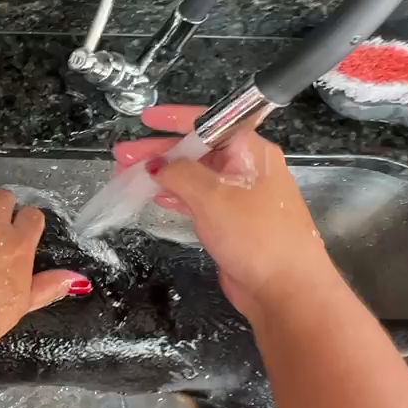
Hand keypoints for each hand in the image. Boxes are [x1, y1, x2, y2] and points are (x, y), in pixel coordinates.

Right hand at [113, 106, 336, 319]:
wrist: (285, 289)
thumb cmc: (256, 235)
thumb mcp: (212, 196)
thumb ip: (178, 174)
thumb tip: (154, 164)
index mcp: (251, 152)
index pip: (210, 122)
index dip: (175, 118)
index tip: (145, 118)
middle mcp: (246, 168)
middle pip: (196, 149)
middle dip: (158, 151)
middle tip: (122, 157)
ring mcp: (239, 195)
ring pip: (192, 175)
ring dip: (160, 174)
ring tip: (127, 177)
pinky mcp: (230, 220)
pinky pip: (196, 198)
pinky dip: (173, 194)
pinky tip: (153, 197)